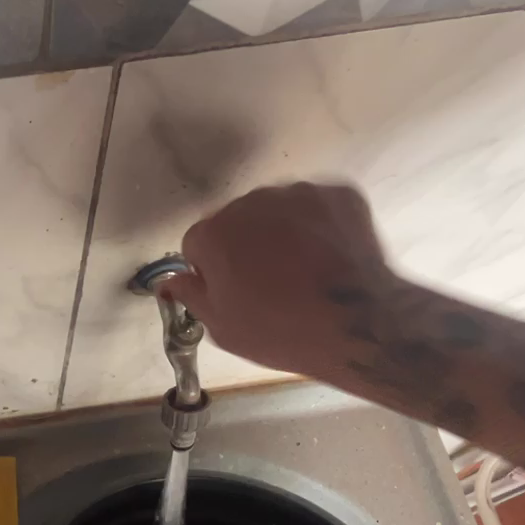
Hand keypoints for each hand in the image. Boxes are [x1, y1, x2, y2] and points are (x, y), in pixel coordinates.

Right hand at [167, 182, 400, 375]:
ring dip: (277, 233)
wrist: (354, 323)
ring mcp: (297, 194)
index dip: (208, 270)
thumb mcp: (221, 326)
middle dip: (243, 245)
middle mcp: (251, 202)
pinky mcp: (337, 193)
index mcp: (214, 234)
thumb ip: (190, 294)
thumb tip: (170, 279)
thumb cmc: (279, 330)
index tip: (227, 291)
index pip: (196, 244)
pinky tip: (322, 259)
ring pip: (274, 211)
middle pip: (235, 221)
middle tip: (264, 284)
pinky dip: (314, 227)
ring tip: (297, 272)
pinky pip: (313, 207)